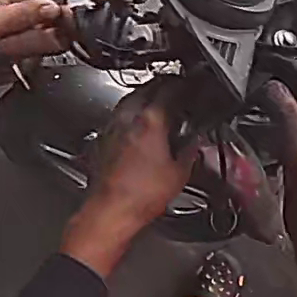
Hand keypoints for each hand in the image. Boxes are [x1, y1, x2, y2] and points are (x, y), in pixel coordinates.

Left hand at [61, 77, 201, 276]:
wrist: (110, 212)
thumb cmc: (140, 196)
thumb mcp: (179, 173)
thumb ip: (189, 151)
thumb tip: (193, 144)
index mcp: (150, 120)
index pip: (170, 89)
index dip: (184, 84)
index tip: (191, 85)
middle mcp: (127, 118)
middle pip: (146, 88)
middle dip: (163, 85)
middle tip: (176, 90)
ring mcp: (112, 127)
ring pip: (129, 99)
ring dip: (145, 96)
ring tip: (158, 103)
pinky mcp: (102, 139)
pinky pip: (118, 116)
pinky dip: (131, 114)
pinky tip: (138, 125)